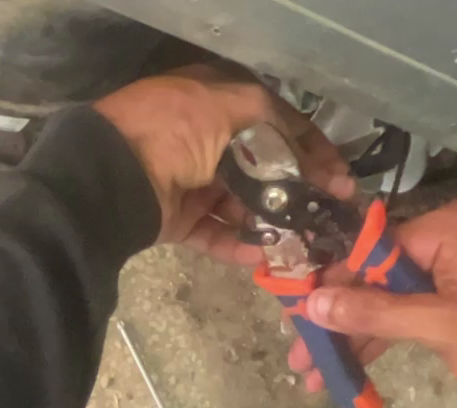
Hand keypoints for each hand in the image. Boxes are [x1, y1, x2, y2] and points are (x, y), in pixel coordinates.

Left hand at [92, 67, 352, 264]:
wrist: (116, 174)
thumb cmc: (177, 128)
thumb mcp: (233, 107)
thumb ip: (275, 125)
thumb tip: (305, 153)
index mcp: (219, 102)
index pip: (277, 125)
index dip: (312, 151)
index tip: (340, 180)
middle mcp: (207, 141)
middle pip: (261, 170)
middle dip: (294, 193)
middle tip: (326, 217)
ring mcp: (191, 182)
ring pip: (240, 206)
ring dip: (270, 224)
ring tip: (302, 242)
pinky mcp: (178, 221)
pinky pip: (215, 235)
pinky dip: (238, 247)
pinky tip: (264, 257)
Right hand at [294, 199, 456, 393]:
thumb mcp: (439, 326)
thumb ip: (374, 313)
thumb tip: (313, 303)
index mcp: (448, 228)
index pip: (370, 249)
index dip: (330, 285)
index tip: (295, 317)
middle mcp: (446, 237)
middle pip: (373, 275)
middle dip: (336, 320)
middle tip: (301, 358)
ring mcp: (450, 266)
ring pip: (385, 297)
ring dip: (353, 336)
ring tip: (316, 374)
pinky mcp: (455, 292)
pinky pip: (406, 309)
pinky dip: (381, 337)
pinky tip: (350, 367)